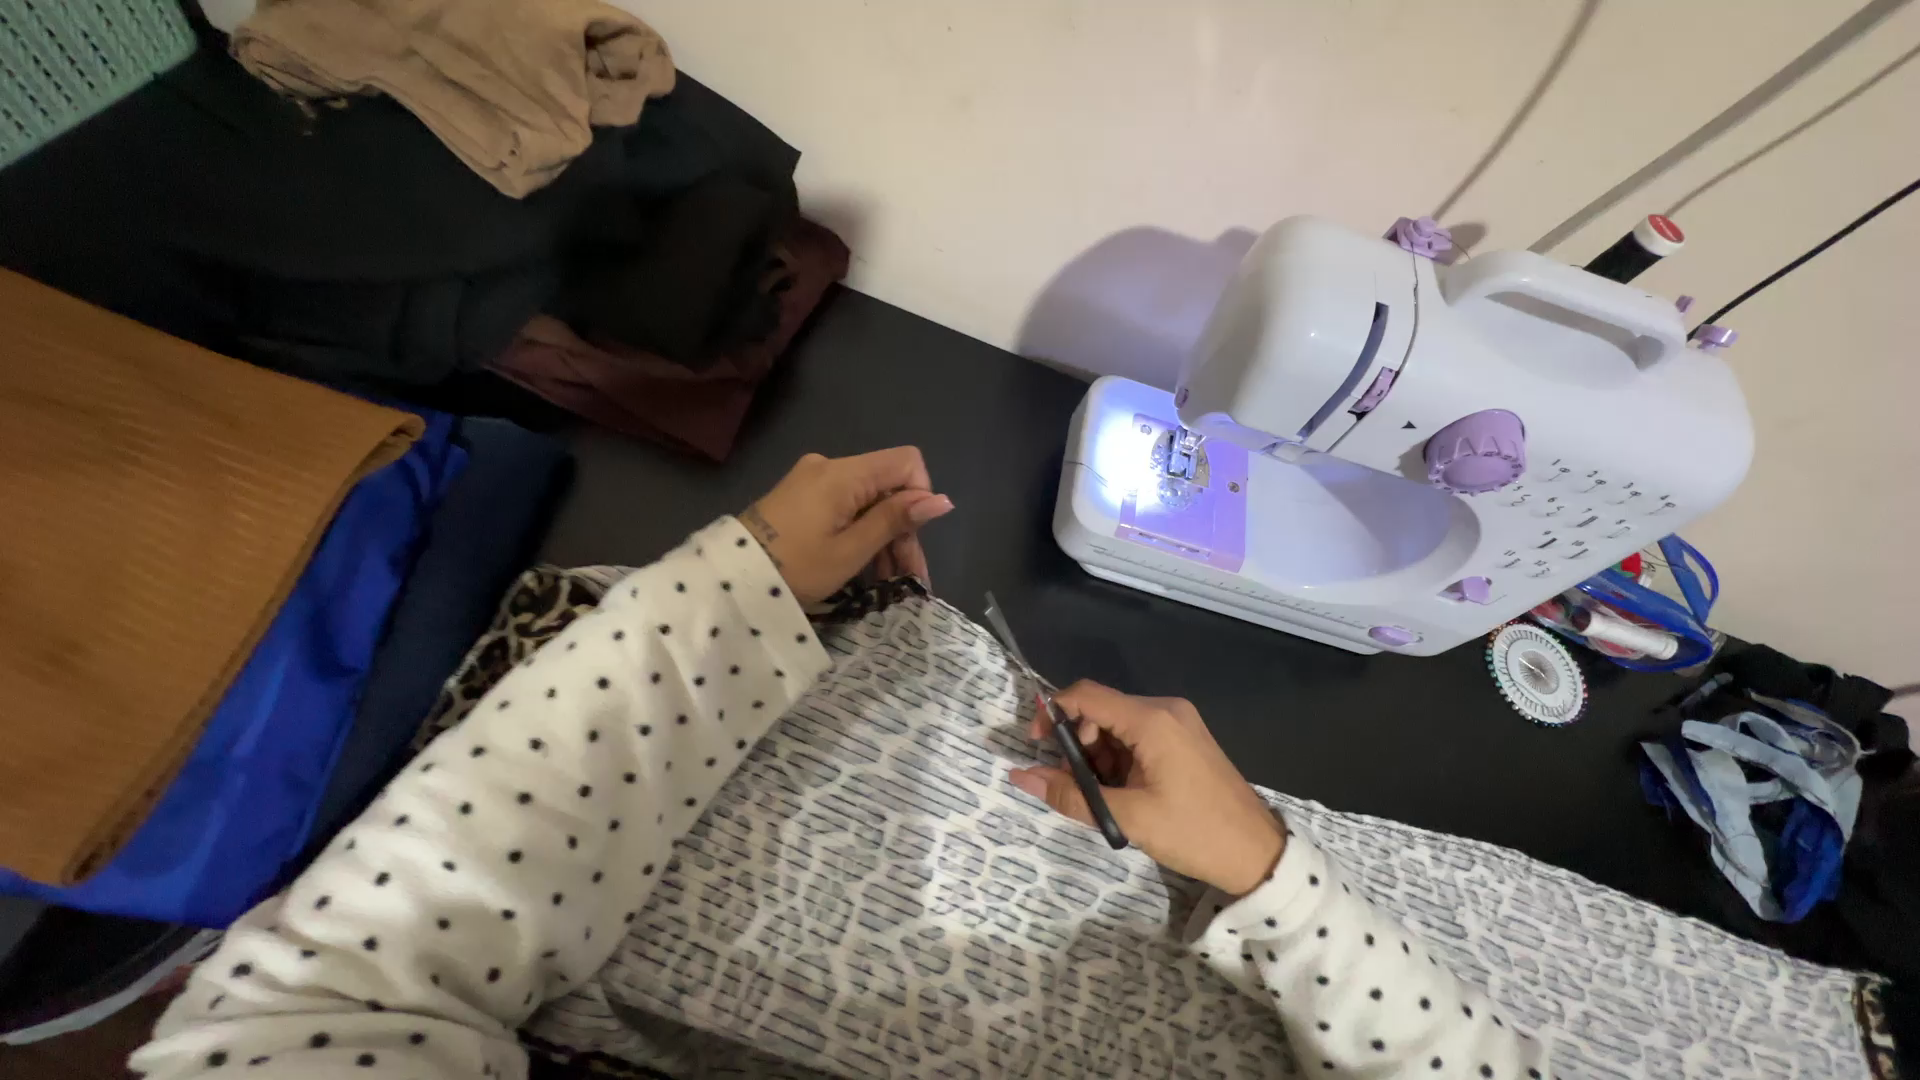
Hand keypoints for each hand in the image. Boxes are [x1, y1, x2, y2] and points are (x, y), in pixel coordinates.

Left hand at [739, 448, 954, 604]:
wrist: (729, 581)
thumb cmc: (795, 567)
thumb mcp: (851, 550)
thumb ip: (896, 520)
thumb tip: (942, 500)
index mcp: (844, 474)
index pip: (906, 462)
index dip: (920, 496)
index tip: (913, 538)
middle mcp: (830, 467)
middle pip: (887, 487)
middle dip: (904, 530)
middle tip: (911, 579)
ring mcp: (813, 480)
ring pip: (868, 501)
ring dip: (884, 538)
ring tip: (891, 584)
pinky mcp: (802, 497)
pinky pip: (846, 507)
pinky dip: (860, 533)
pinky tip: (866, 569)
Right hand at [1009, 681, 1285, 895]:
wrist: (1259, 854)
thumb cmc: (1194, 833)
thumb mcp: (1128, 818)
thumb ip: (1072, 795)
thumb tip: (1021, 777)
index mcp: (1152, 719)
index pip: (1086, 695)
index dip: (1053, 713)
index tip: (1037, 745)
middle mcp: (1164, 709)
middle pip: (1100, 709)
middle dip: (1077, 743)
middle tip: (1075, 784)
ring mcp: (1177, 721)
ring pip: (1116, 724)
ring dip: (1097, 754)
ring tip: (1104, 795)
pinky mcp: (1183, 737)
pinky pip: (1136, 734)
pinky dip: (1119, 757)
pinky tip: (1123, 790)